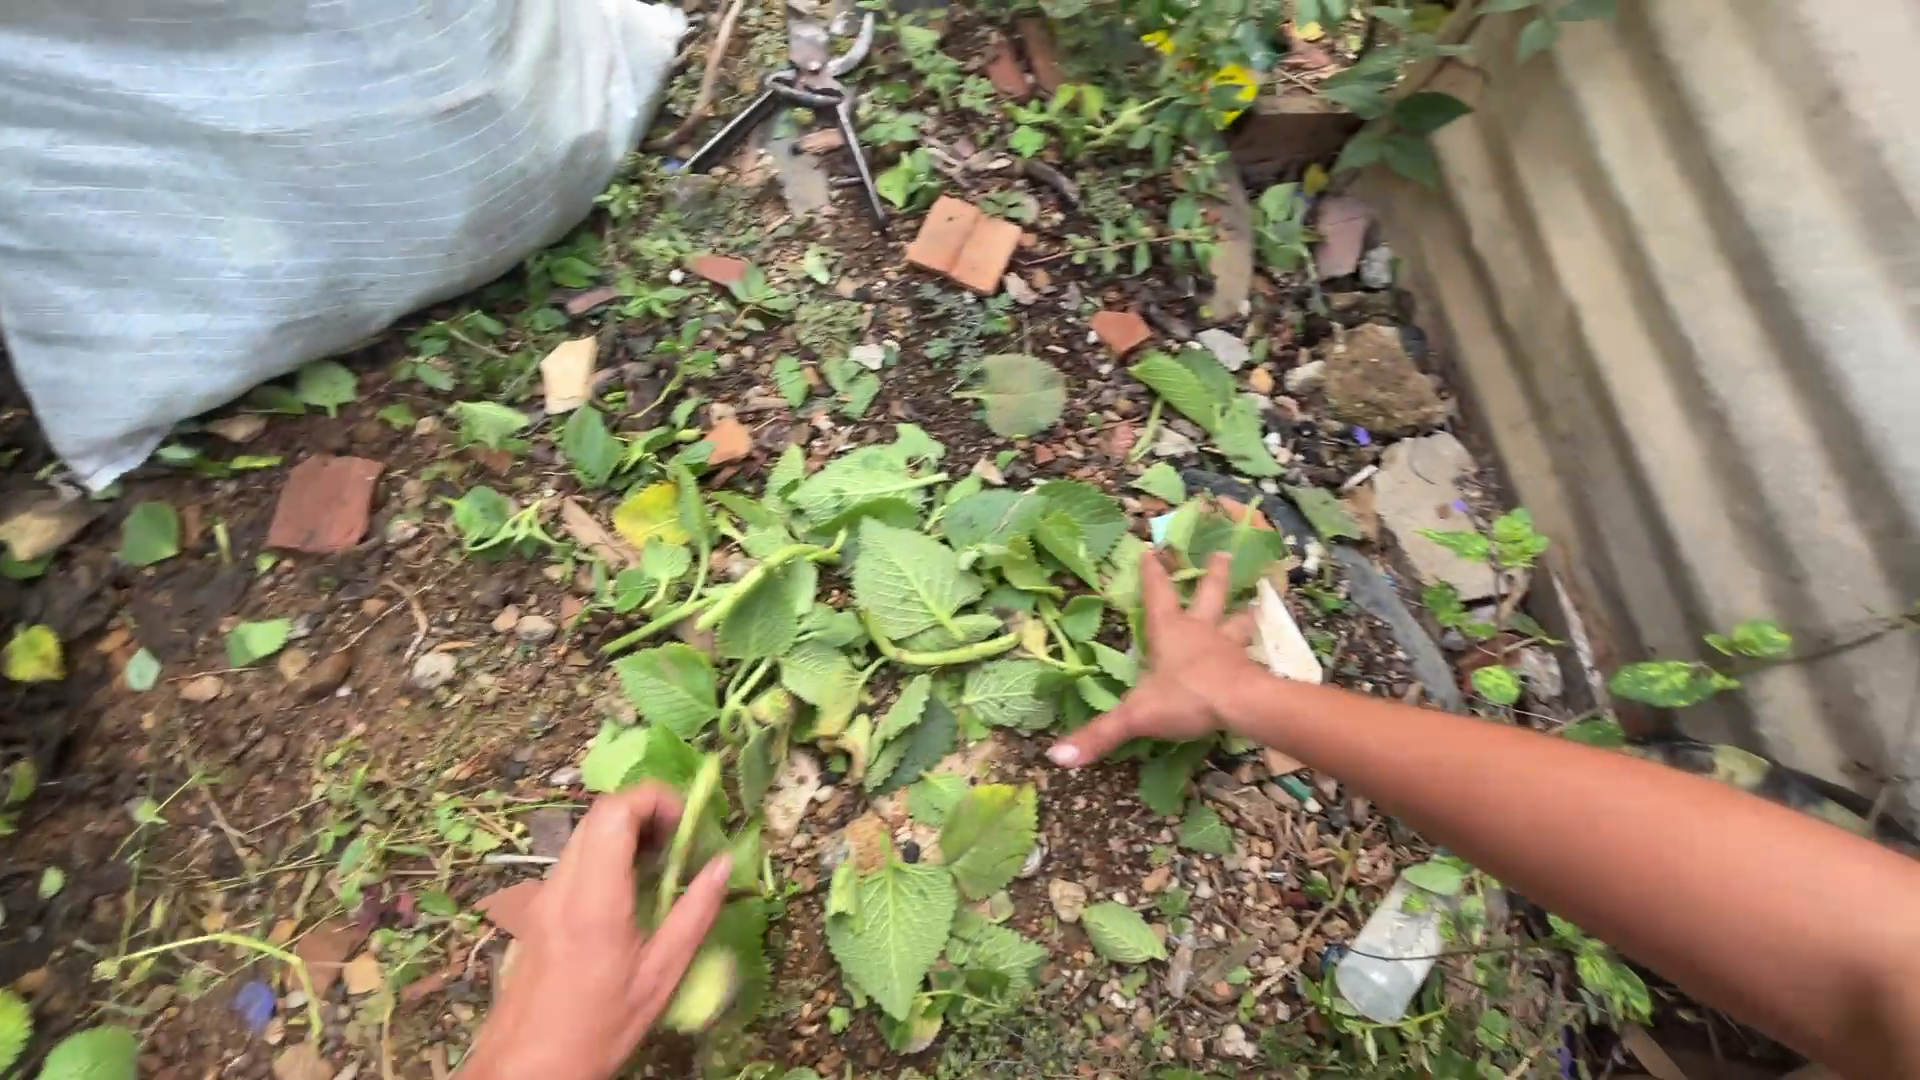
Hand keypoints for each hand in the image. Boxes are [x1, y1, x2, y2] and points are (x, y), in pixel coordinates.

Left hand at [459, 787, 731, 1079]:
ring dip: (627, 829)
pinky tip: (630, 888)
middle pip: (600, 812)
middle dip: (646, 809)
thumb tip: (724, 863)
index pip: (615, 812)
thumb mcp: (660, 976)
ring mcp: (543, 896)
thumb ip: (695, 913)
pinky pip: (576, 857)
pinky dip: (608, 851)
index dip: (655, 799)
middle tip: (678, 839)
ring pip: (586, 831)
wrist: (521, 1076)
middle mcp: (561, 887)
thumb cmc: (597, 1029)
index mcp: (594, 900)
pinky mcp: (536, 909)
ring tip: (660, 862)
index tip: (686, 824)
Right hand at [1048, 550, 1267, 766]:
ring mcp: (1229, 648)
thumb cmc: (1186, 696)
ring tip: (1254, 604)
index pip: (1157, 594)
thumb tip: (1056, 756)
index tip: (1151, 550)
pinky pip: (1253, 656)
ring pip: (1238, 622)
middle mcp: (1201, 631)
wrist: (1243, 705)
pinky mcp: (1250, 668)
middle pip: (1209, 594)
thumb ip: (1100, 734)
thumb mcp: (1136, 715)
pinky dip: (1255, 653)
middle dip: (1214, 574)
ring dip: (1244, 613)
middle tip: (1223, 553)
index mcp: (1169, 631)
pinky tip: (1262, 656)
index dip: (1152, 573)